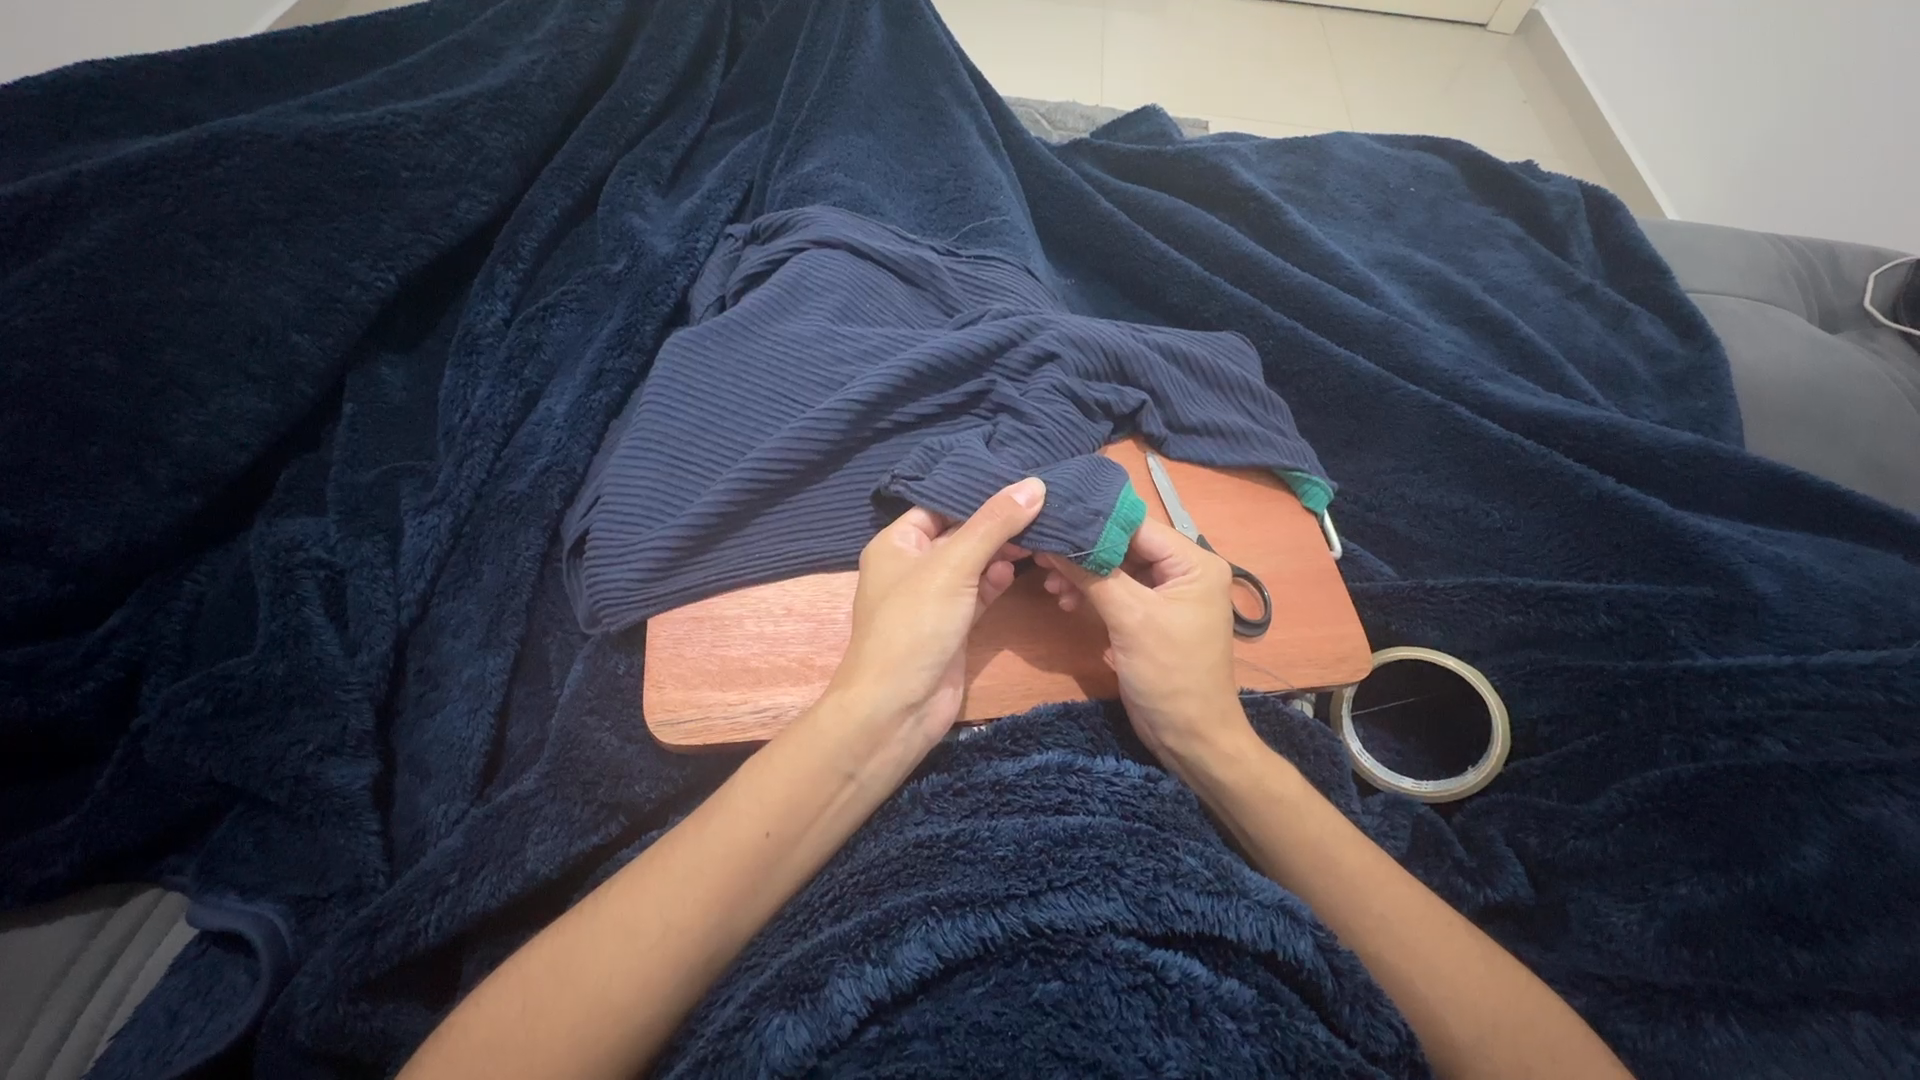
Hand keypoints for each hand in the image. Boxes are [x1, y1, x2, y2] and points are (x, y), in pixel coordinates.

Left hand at [822, 477, 1046, 754]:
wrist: (898, 706)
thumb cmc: (916, 624)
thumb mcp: (954, 565)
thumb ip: (995, 524)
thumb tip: (1035, 484)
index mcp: (896, 543)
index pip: (939, 504)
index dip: (977, 493)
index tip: (1021, 481)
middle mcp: (911, 567)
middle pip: (959, 533)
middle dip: (996, 524)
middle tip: (1041, 509)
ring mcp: (931, 599)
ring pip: (971, 564)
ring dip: (1000, 553)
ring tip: (1038, 536)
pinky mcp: (951, 626)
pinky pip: (977, 593)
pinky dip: (996, 581)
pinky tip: (1017, 571)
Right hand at [1036, 518, 1260, 781]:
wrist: (1190, 738)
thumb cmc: (1169, 675)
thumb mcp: (1130, 619)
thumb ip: (1092, 575)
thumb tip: (1052, 540)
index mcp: (1194, 563)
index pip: (1137, 526)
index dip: (1093, 523)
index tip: (1051, 522)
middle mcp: (1184, 572)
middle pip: (1125, 545)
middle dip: (1084, 552)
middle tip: (1042, 556)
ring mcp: (1167, 595)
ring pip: (1117, 569)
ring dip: (1083, 575)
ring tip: (1051, 585)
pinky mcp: (1151, 617)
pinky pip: (1117, 592)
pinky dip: (1092, 594)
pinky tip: (1065, 600)